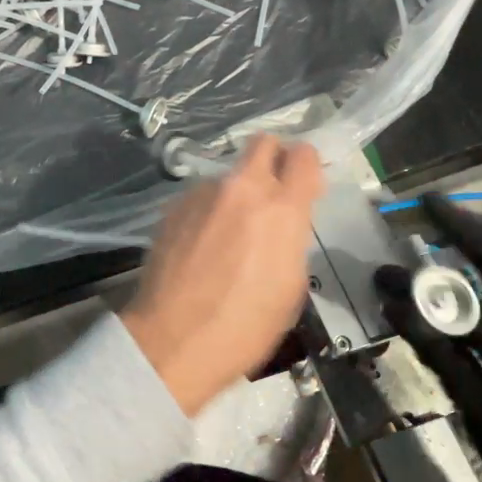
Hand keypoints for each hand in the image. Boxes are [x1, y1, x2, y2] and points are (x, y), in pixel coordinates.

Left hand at [122, 135, 323, 415]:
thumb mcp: (291, 286)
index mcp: (281, 210)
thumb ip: (292, 238)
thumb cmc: (245, 326)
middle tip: (273, 190)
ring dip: (236, 194)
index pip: (303, 156)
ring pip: (229, 176)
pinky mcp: (173, 205)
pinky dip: (209, 211)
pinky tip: (201, 245)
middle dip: (273, 158)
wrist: (174, 338)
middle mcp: (242, 189)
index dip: (307, 164)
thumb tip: (285, 220)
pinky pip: (202, 197)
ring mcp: (202, 193)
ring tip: (228, 236)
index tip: (306, 182)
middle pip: (262, 143)